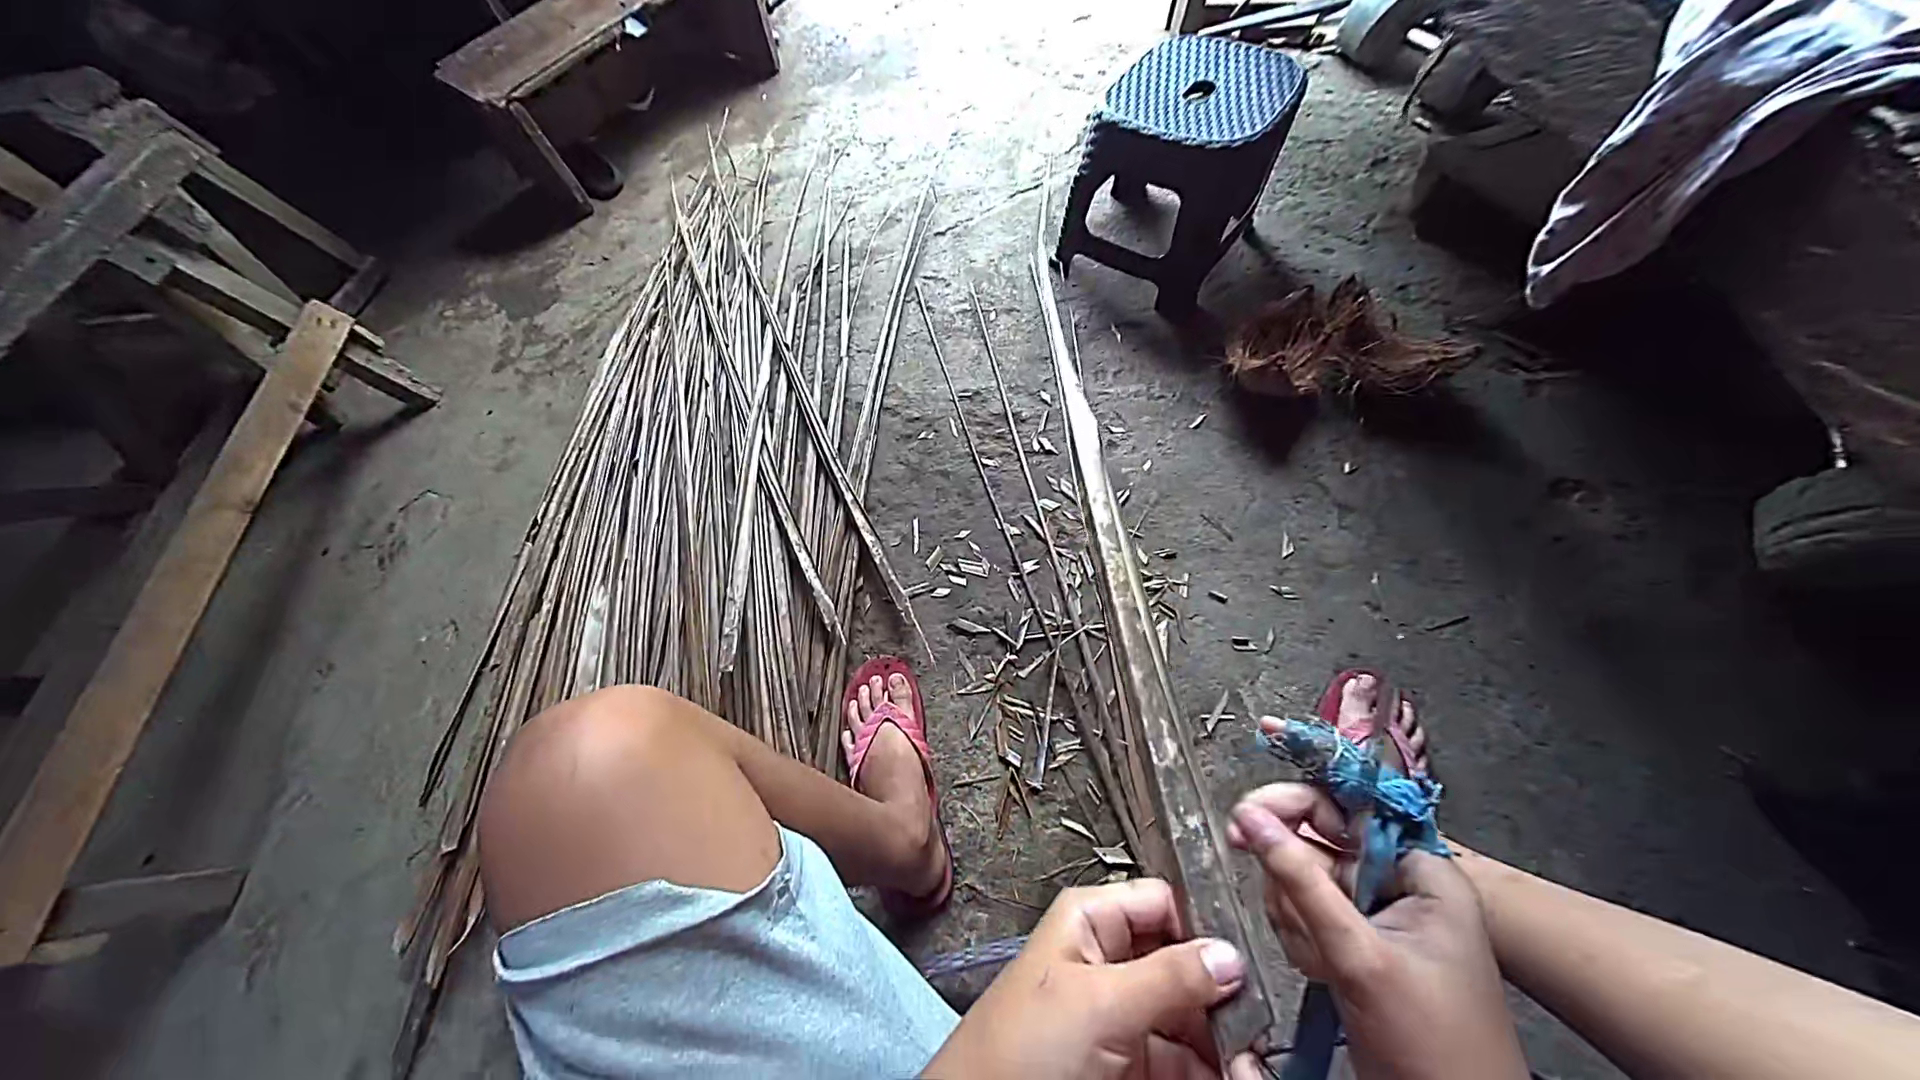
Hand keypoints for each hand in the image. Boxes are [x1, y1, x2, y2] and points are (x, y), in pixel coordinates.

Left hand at [921, 879, 1246, 1078]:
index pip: (1165, 904)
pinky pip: (1183, 1060)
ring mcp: (1123, 1014)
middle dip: (1224, 998)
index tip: (1251, 961)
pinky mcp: (1131, 1062)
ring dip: (1226, 1042)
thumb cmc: (1022, 1046)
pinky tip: (1234, 1076)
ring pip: (1192, 1018)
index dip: (1207, 928)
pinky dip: (1210, 1070)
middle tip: (1261, 1028)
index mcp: (1094, 921)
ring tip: (1251, 1062)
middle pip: (1186, 965)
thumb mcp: (1100, 1002)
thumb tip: (1228, 954)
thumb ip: (1168, 976)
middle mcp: (1112, 960)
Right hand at [1227, 784, 1528, 1079]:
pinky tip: (1318, 968)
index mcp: (1419, 869)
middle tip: (1282, 902)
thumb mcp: (1359, 954)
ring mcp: (1371, 909)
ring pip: (1299, 876)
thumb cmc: (1432, 1047)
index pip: (1343, 804)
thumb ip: (1299, 880)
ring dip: (1293, 915)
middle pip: (1313, 840)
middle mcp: (1394, 879)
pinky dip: (1297, 935)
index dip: (1292, 805)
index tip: (1246, 816)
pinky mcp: (1352, 936)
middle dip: (1291, 879)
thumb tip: (1248, 815)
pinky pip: (1301, 909)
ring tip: (1318, 958)